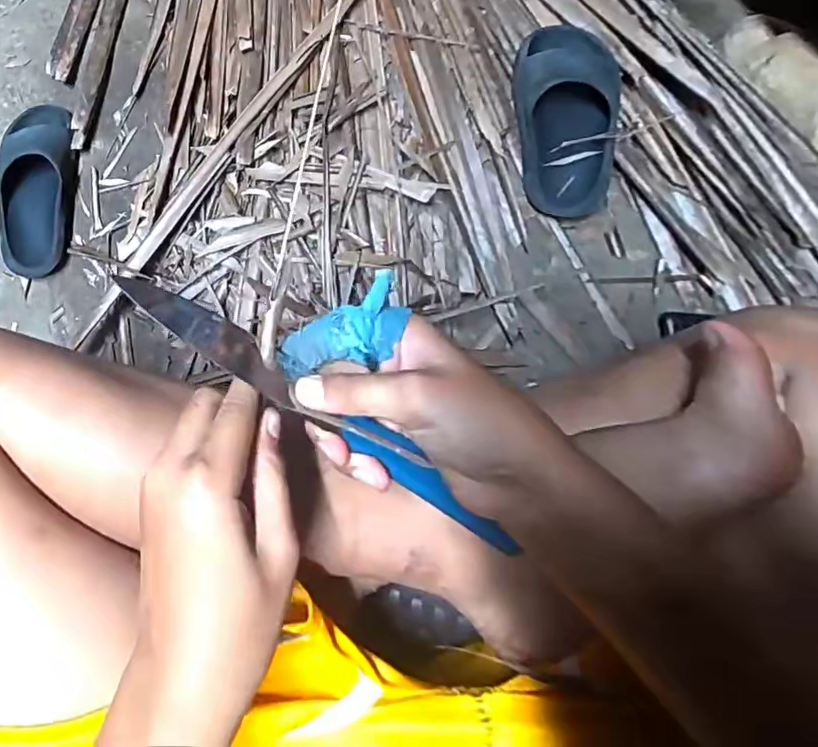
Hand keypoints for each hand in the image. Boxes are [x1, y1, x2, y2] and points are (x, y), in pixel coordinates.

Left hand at [121, 382, 298, 743]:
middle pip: (204, 402)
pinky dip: (202, 440)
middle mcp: (169, 469)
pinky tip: (230, 471)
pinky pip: (177, 445)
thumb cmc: (240, 626)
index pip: (234, 407)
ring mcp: (151, 481)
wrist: (179, 674)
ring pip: (188, 420)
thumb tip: (273, 422)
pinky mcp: (146, 496)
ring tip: (256, 450)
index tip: (282, 386)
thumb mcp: (278, 551)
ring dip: (219, 420)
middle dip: (237, 402)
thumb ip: (274, 476)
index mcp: (205, 480)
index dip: (260, 390)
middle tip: (271, 424)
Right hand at [291, 319, 553, 519]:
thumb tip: (298, 387)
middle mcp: (388, 364)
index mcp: (397, 337)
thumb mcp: (413, 398)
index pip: (337, 333)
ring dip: (344, 444)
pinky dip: (359, 460)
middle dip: (330, 416)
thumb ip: (352, 390)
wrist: (523, 484)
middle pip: (330, 378)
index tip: (294, 389)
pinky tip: (379, 477)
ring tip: (364, 467)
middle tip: (336, 446)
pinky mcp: (392, 437)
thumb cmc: (476, 424)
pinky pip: (355, 441)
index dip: (312, 359)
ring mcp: (389, 403)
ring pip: (338, 414)